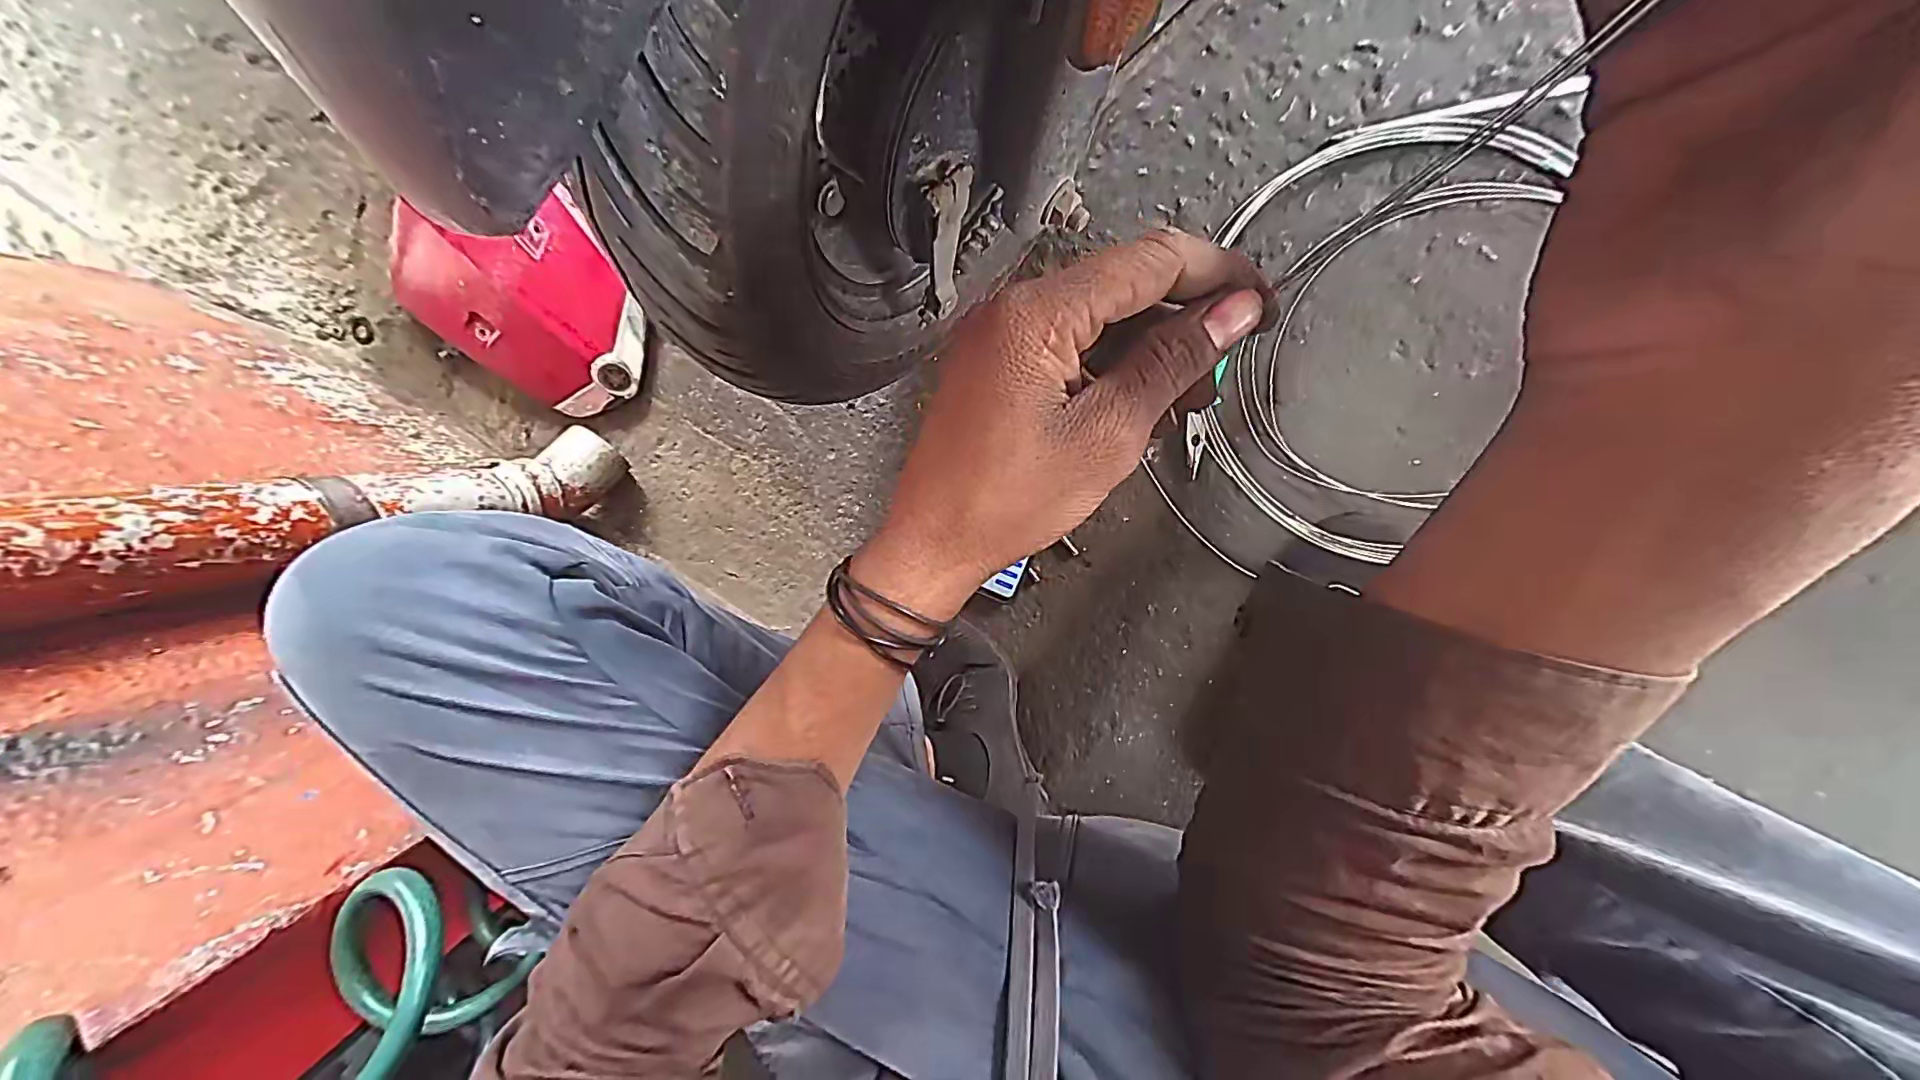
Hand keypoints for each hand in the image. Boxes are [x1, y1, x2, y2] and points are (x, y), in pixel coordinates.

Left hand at [854, 228, 1267, 615]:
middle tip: (1217, 365)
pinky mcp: (997, 360)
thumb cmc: (1001, 502)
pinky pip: (1067, 342)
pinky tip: (1133, 401)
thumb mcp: (1107, 435)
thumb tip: (1228, 316)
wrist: (936, 538)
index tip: (1256, 298)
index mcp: (1036, 316)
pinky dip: (1107, 364)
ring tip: (1178, 398)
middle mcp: (1010, 310)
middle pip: (1123, 284)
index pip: (1150, 260)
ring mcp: (999, 334)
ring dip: (1147, 348)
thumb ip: (1171, 364)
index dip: (1217, 273)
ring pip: (1098, 316)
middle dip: (1182, 319)